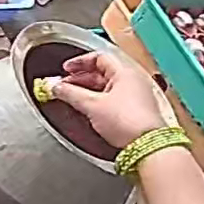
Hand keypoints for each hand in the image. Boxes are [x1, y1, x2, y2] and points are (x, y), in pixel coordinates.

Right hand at [52, 51, 168, 148]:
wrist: (146, 146)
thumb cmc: (127, 122)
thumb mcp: (92, 105)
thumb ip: (70, 94)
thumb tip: (56, 87)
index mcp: (125, 72)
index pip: (99, 58)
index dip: (79, 62)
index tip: (66, 69)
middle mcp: (133, 81)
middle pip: (101, 72)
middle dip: (80, 78)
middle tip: (63, 86)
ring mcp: (135, 95)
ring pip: (106, 87)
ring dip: (87, 90)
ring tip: (72, 98)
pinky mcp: (135, 110)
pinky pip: (112, 99)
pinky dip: (97, 100)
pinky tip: (88, 108)